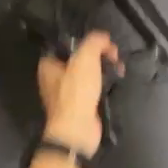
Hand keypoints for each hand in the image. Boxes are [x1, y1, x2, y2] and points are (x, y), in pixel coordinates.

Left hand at [37, 31, 120, 155]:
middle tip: (114, 55)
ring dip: (104, 69)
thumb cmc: (76, 91)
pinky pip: (93, 89)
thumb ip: (95, 42)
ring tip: (119, 68)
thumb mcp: (85, 58)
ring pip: (88, 74)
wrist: (78, 129)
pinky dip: (104, 85)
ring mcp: (67, 94)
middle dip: (99, 55)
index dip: (85, 41)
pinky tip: (115, 82)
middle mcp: (54, 78)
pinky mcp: (80, 106)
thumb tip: (104, 37)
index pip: (67, 44)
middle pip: (80, 59)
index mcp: (48, 65)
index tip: (102, 42)